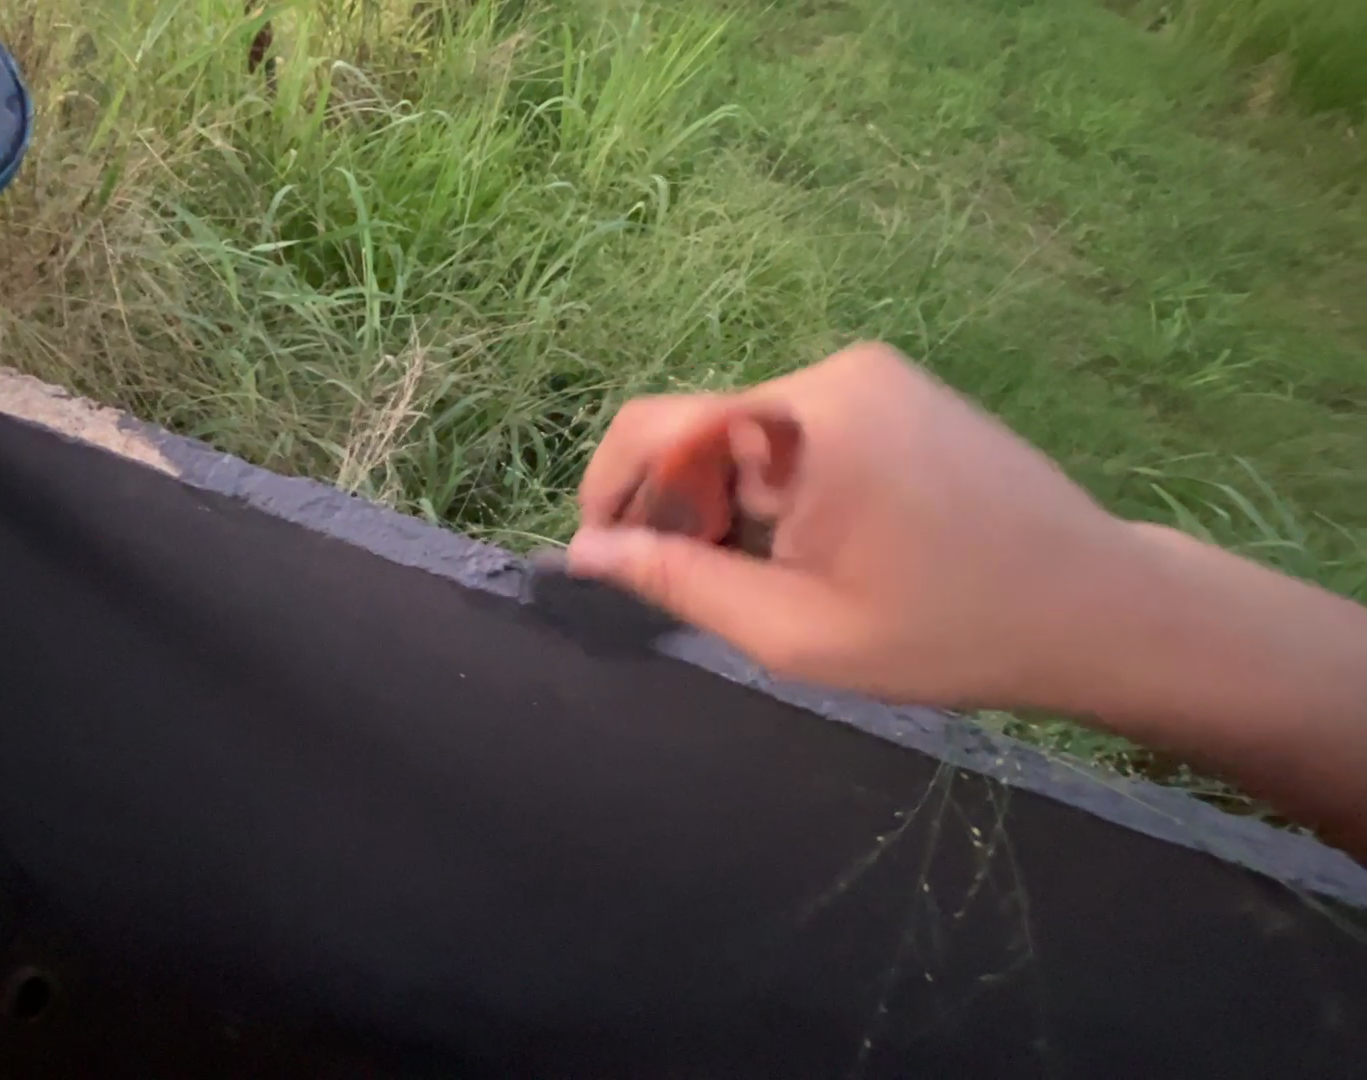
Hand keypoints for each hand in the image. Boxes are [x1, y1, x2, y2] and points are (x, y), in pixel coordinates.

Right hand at [568, 341, 1147, 709]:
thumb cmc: (948, 632)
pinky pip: (779, 435)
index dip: (610, 492)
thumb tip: (584, 551)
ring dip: (718, 504)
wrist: (1105, 612)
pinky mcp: (882, 394)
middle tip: (698, 580)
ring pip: (733, 438)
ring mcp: (863, 378)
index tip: (609, 558)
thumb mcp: (790, 628)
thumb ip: (676, 580)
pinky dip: (761, 490)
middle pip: (694, 432)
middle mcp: (830, 374)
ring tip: (761, 571)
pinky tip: (799, 542)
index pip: (655, 427)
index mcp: (808, 419)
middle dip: (672, 508)